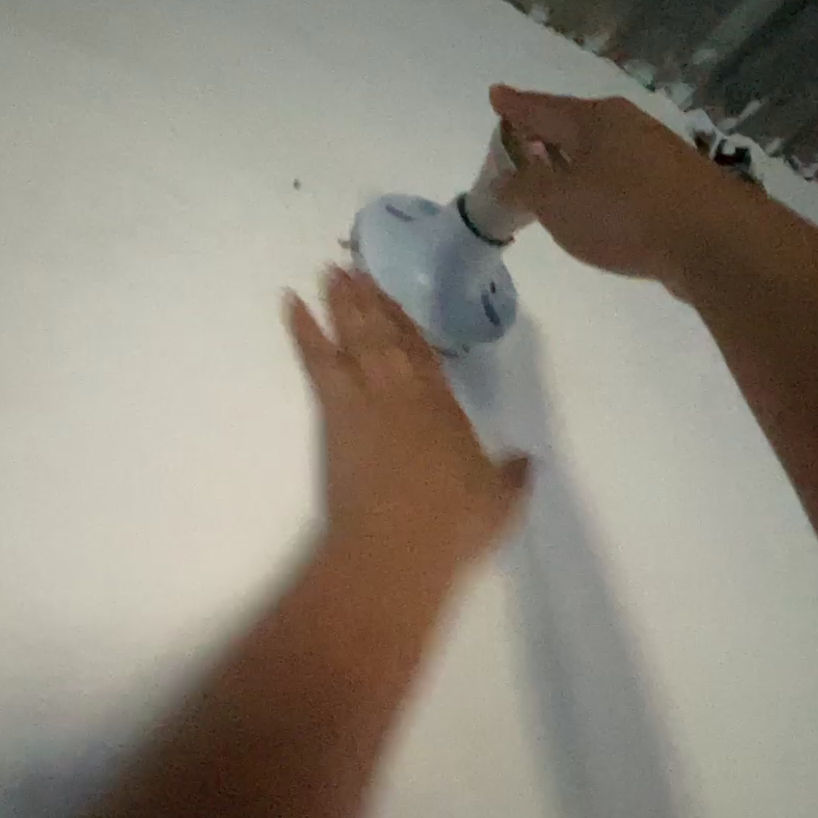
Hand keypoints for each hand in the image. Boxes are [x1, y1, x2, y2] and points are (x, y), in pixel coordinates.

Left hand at [287, 266, 530, 573]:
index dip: (408, 322)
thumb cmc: (450, 529)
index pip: (425, 352)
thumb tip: (525, 460)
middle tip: (354, 266)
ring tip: (329, 272)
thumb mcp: (499, 503)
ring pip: (354, 337)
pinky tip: (292, 305)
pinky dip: (303, 330)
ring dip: (341, 302)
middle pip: (387, 334)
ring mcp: (368, 399)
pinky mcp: (335, 414)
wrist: (397, 550)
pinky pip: (317, 360)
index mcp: (445, 407)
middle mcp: (406, 392)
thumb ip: (513, 476)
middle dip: (371, 300)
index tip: (394, 298)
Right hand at [490, 85, 744, 299]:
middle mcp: (625, 126)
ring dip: (570, 161)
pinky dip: (594, 182)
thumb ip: (525, 188)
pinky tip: (591, 202)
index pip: (542, 107)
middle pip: (572, 125)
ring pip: (597, 151)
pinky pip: (616, 175)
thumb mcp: (558, 203)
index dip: (515, 106)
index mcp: (594, 120)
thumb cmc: (623, 214)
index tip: (495, 95)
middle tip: (518, 141)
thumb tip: (502, 179)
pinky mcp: (670, 185)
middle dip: (543, 133)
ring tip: (548, 175)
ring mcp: (652, 154)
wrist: (710, 240)